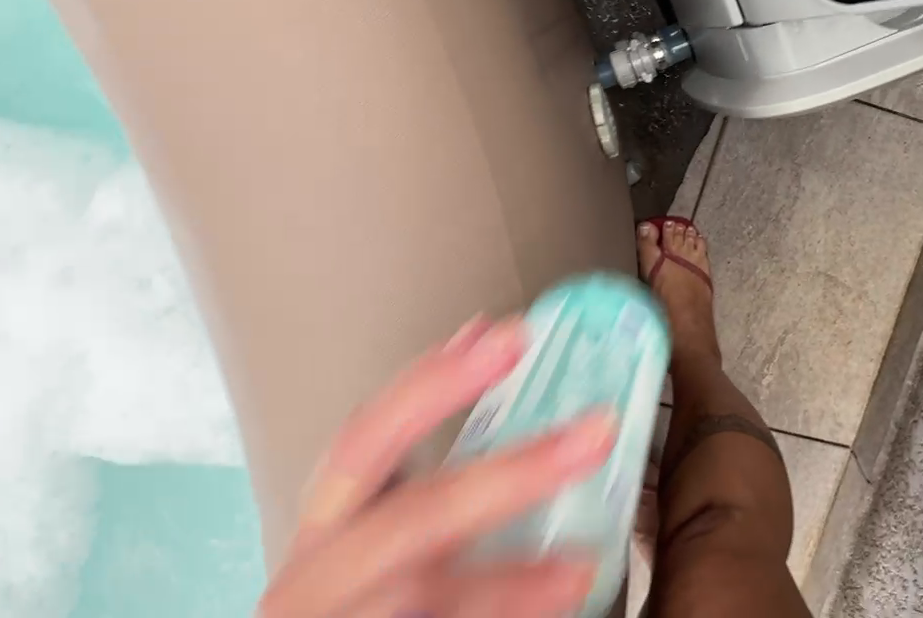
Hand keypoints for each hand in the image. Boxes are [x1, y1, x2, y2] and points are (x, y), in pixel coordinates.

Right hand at [259, 316, 615, 617]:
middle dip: (512, 475)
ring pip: (425, 594)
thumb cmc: (361, 588)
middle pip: (415, 519)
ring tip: (583, 566)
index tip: (512, 336)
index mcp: (329, 521)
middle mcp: (323, 576)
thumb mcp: (380, 511)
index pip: (368, 437)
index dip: (436, 384)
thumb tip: (482, 332)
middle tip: (599, 432)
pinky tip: (561, 607)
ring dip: (514, 581)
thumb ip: (424, 432)